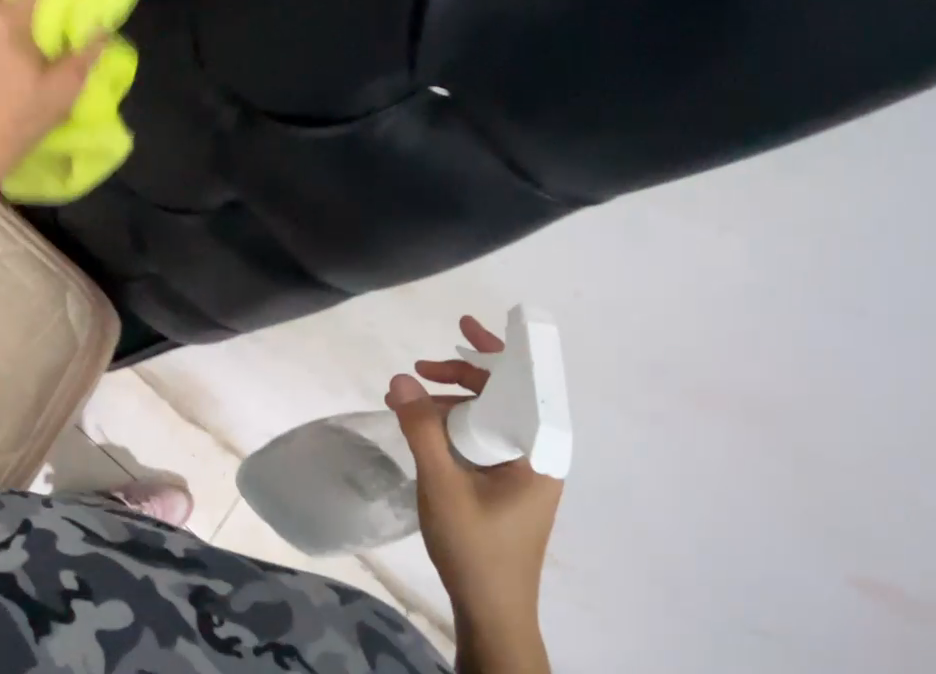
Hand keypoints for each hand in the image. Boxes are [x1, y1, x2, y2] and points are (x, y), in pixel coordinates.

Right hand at [387, 317, 562, 642]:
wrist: (491, 610)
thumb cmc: (475, 547)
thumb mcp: (442, 484)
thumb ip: (422, 428)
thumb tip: (401, 377)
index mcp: (538, 455)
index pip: (527, 388)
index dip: (500, 353)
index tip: (467, 328)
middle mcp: (536, 458)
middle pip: (505, 399)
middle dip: (464, 375)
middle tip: (422, 367)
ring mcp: (521, 474)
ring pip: (488, 418)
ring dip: (449, 401)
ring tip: (406, 399)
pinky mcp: (503, 486)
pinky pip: (480, 438)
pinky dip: (450, 424)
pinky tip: (420, 426)